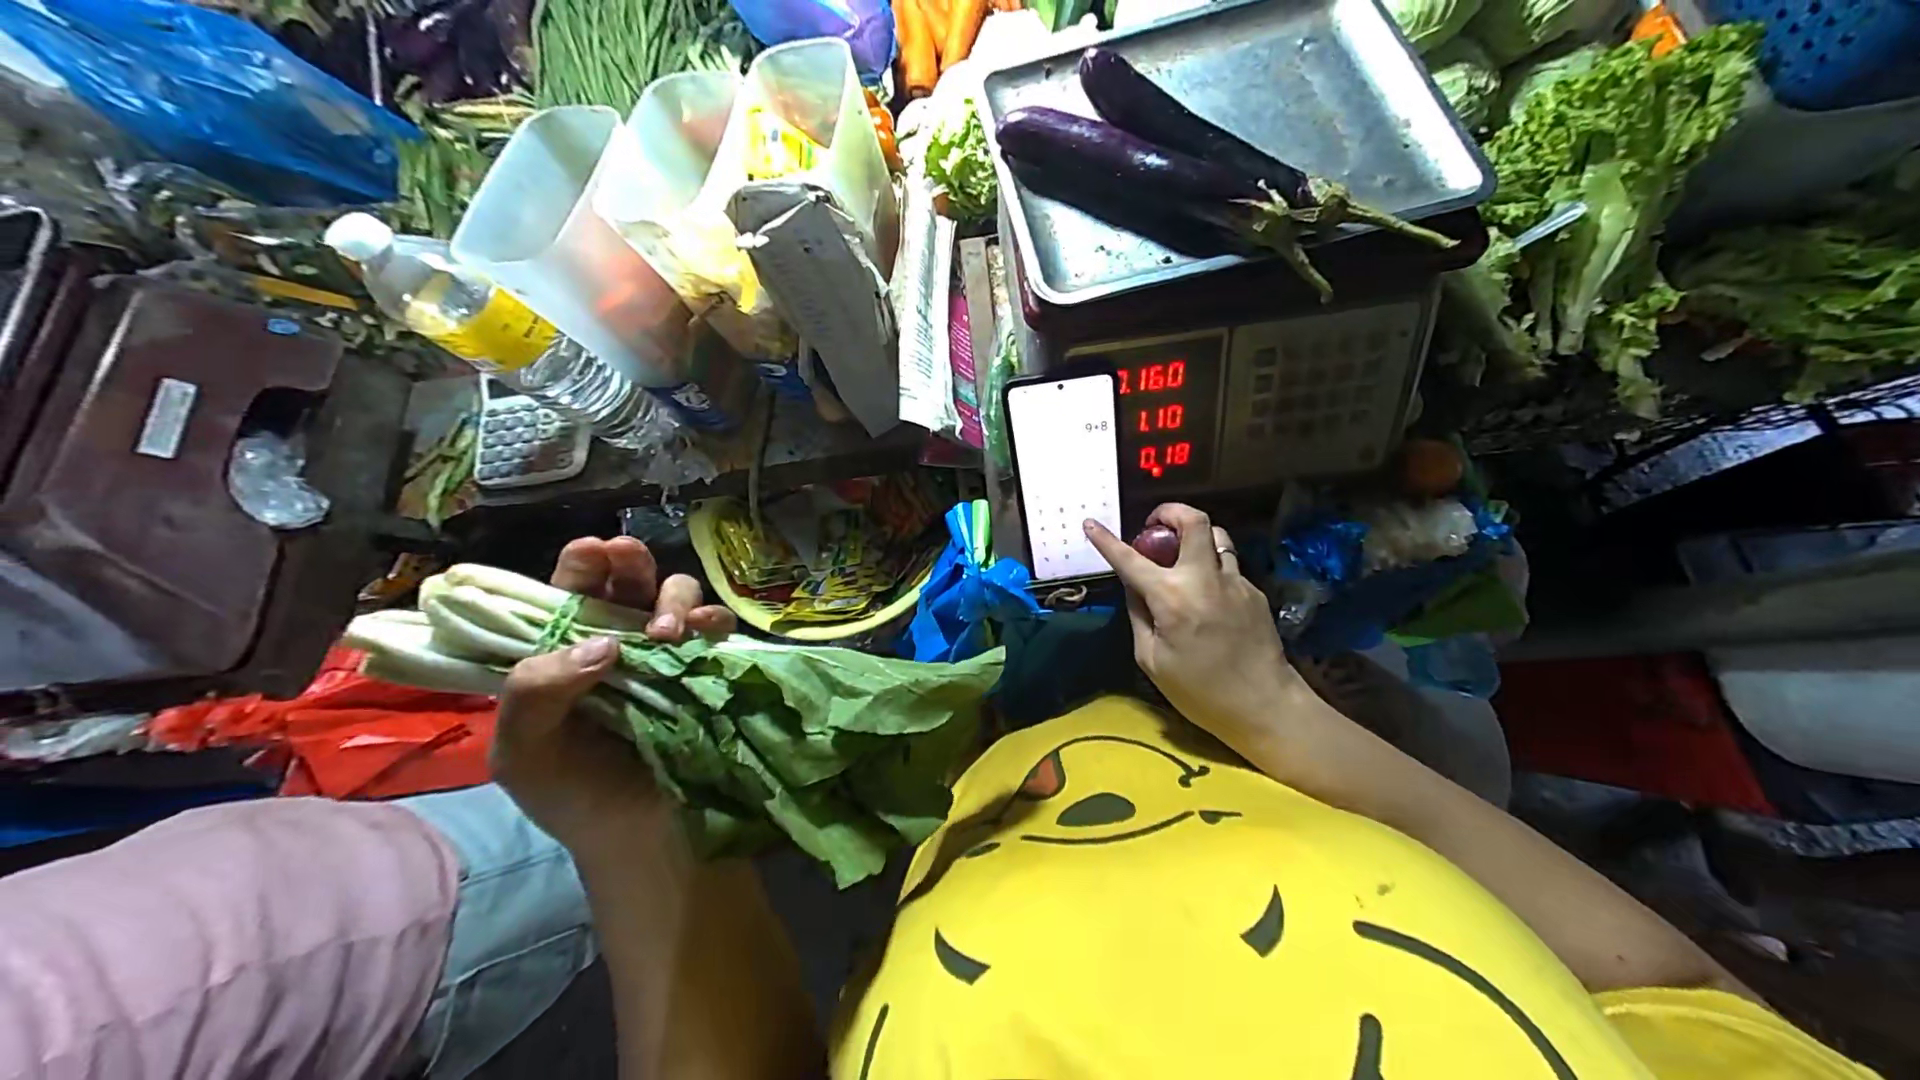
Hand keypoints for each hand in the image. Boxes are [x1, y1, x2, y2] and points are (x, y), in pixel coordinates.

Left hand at [491, 536, 737, 856]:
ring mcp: (666, 652)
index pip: (568, 591)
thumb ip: (535, 691)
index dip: (581, 564)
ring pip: (677, 593)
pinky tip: (705, 635)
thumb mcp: (524, 749)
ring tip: (667, 633)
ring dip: (672, 599)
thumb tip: (605, 645)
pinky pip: (716, 626)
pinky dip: (713, 620)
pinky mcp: (706, 666)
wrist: (638, 835)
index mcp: (564, 651)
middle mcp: (617, 641)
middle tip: (627, 559)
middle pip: (627, 580)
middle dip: (629, 561)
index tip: (591, 552)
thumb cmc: (573, 793)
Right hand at [1084, 504, 1300, 737]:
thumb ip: (1138, 614)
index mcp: (1172, 598)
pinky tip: (1204, 596)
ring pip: (1216, 536)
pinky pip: (1227, 566)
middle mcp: (1205, 579)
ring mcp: (1235, 582)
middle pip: (1194, 520)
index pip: (1130, 560)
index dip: (1106, 540)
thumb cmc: (1200, 691)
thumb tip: (1132, 585)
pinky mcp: (1254, 592)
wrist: (1265, 706)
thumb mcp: (1151, 659)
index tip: (1091, 524)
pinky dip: (1209, 567)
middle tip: (1154, 526)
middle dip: (1169, 512)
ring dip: (1193, 536)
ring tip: (1179, 556)